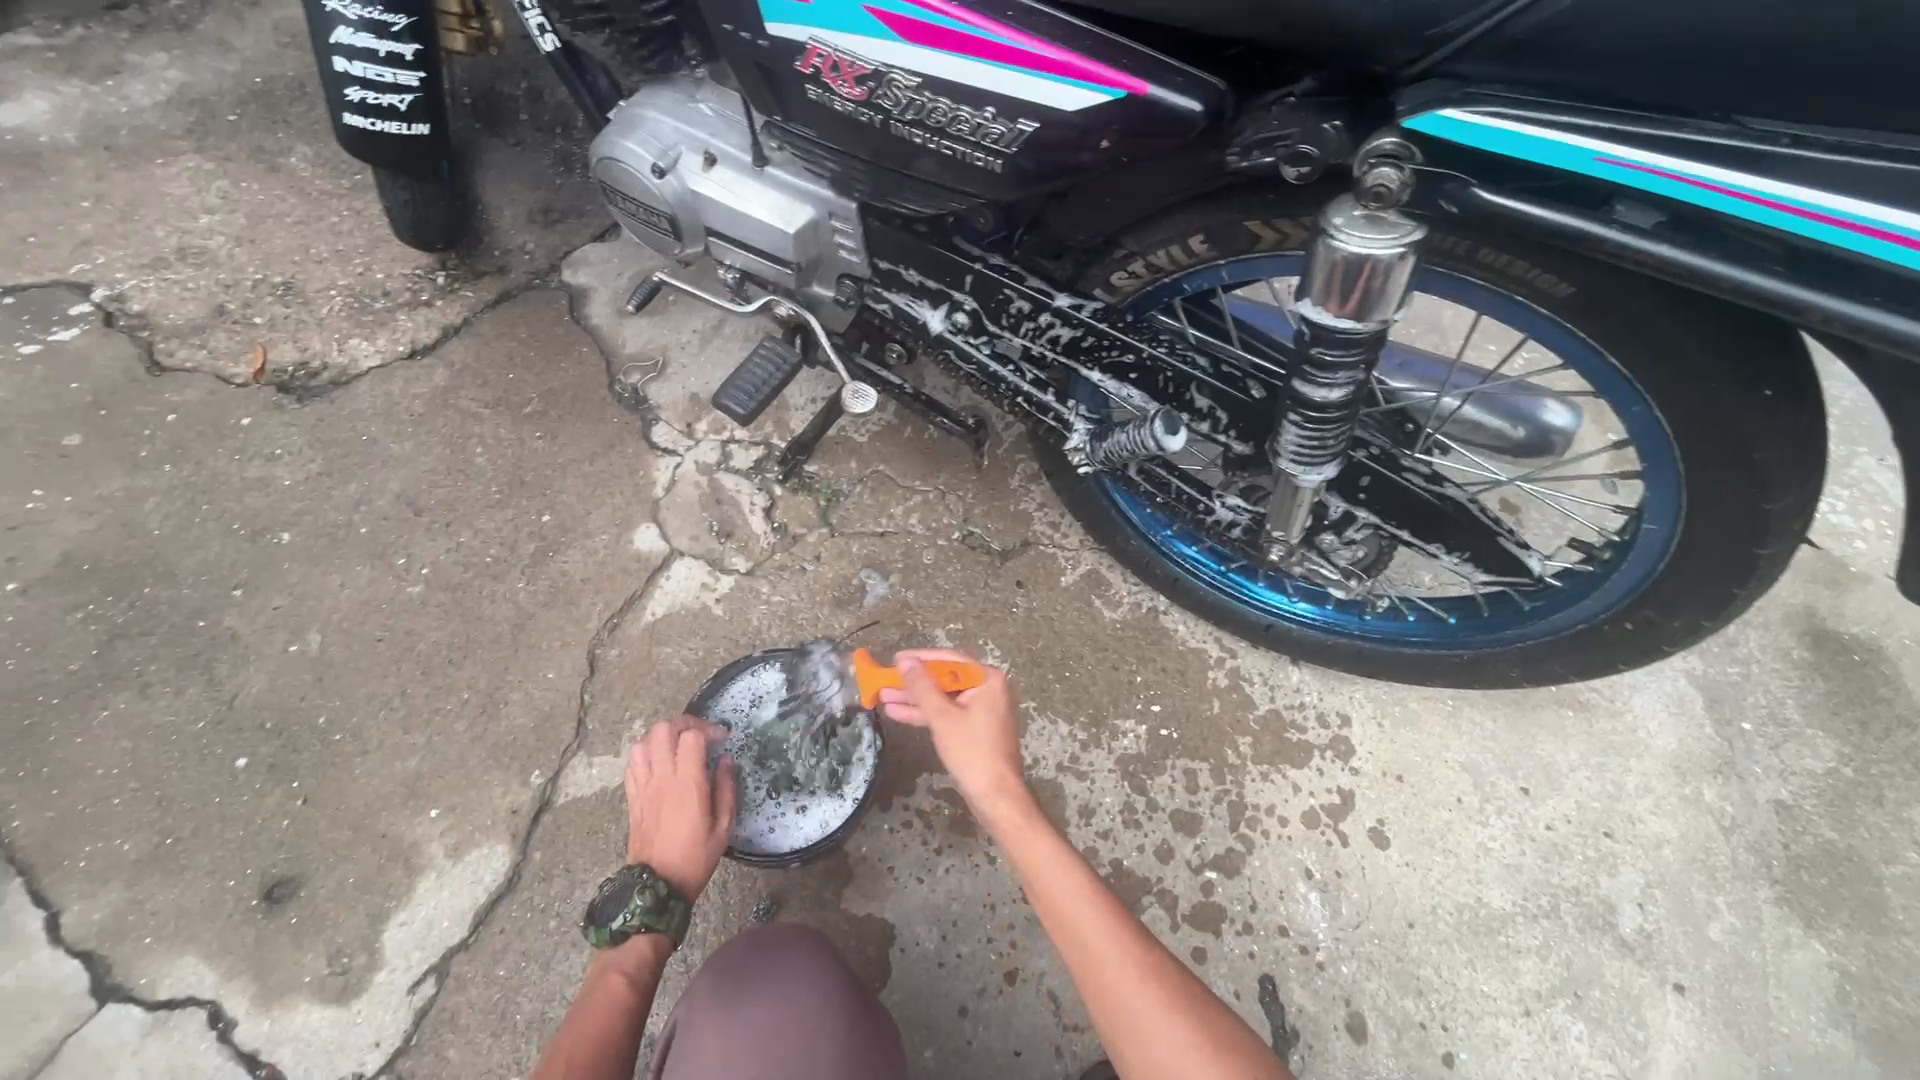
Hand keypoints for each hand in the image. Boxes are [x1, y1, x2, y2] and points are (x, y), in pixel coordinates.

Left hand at [623, 715, 735, 900]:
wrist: (657, 885)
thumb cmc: (695, 857)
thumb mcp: (723, 826)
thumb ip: (726, 788)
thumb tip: (727, 760)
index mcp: (687, 784)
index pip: (691, 736)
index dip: (709, 730)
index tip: (722, 739)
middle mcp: (661, 778)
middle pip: (663, 729)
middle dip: (684, 724)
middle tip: (700, 736)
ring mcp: (643, 786)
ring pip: (644, 741)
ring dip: (662, 737)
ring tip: (678, 746)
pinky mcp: (632, 796)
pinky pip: (633, 762)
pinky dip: (646, 753)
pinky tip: (660, 762)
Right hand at [877, 649, 1026, 815]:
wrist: (995, 794)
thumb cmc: (971, 751)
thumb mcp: (942, 717)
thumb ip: (922, 687)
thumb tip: (906, 662)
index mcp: (988, 680)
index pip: (950, 660)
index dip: (921, 658)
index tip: (896, 659)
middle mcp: (988, 690)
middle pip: (945, 679)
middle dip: (914, 683)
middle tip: (885, 680)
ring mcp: (982, 710)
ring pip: (944, 698)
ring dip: (915, 699)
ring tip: (883, 697)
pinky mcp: (974, 728)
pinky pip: (948, 714)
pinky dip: (926, 714)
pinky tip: (899, 713)